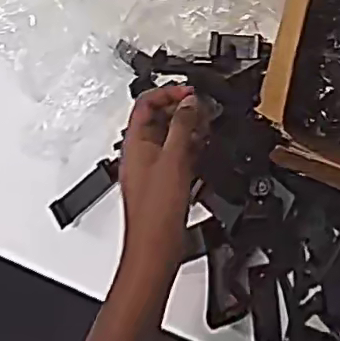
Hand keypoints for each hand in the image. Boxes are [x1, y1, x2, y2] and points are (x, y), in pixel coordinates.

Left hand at [118, 85, 204, 267]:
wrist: (156, 248)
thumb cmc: (155, 211)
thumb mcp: (173, 158)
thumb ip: (182, 125)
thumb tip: (188, 101)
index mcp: (135, 143)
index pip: (146, 103)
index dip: (167, 92)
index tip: (188, 92)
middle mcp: (141, 152)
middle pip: (159, 116)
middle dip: (181, 108)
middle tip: (201, 107)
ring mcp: (153, 166)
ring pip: (169, 134)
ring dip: (187, 126)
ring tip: (204, 125)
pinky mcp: (164, 180)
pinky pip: (177, 152)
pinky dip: (190, 145)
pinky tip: (202, 147)